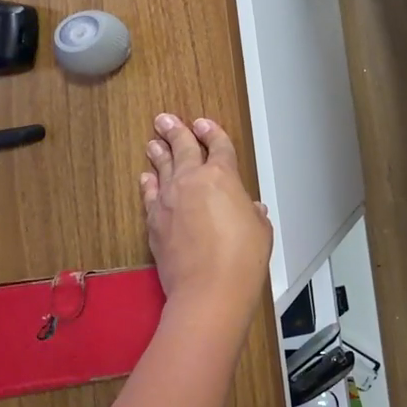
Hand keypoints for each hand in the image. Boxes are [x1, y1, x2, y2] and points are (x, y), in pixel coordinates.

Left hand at [140, 113, 272, 330]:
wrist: (209, 287)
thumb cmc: (243, 255)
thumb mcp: (259, 228)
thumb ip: (252, 213)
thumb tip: (250, 211)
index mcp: (223, 176)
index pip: (218, 146)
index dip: (212, 133)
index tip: (203, 124)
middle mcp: (192, 181)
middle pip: (183, 148)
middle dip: (175, 131)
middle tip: (165, 119)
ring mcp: (169, 201)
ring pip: (162, 168)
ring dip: (159, 153)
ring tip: (153, 141)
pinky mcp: (154, 222)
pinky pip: (149, 194)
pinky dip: (148, 183)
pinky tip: (146, 177)